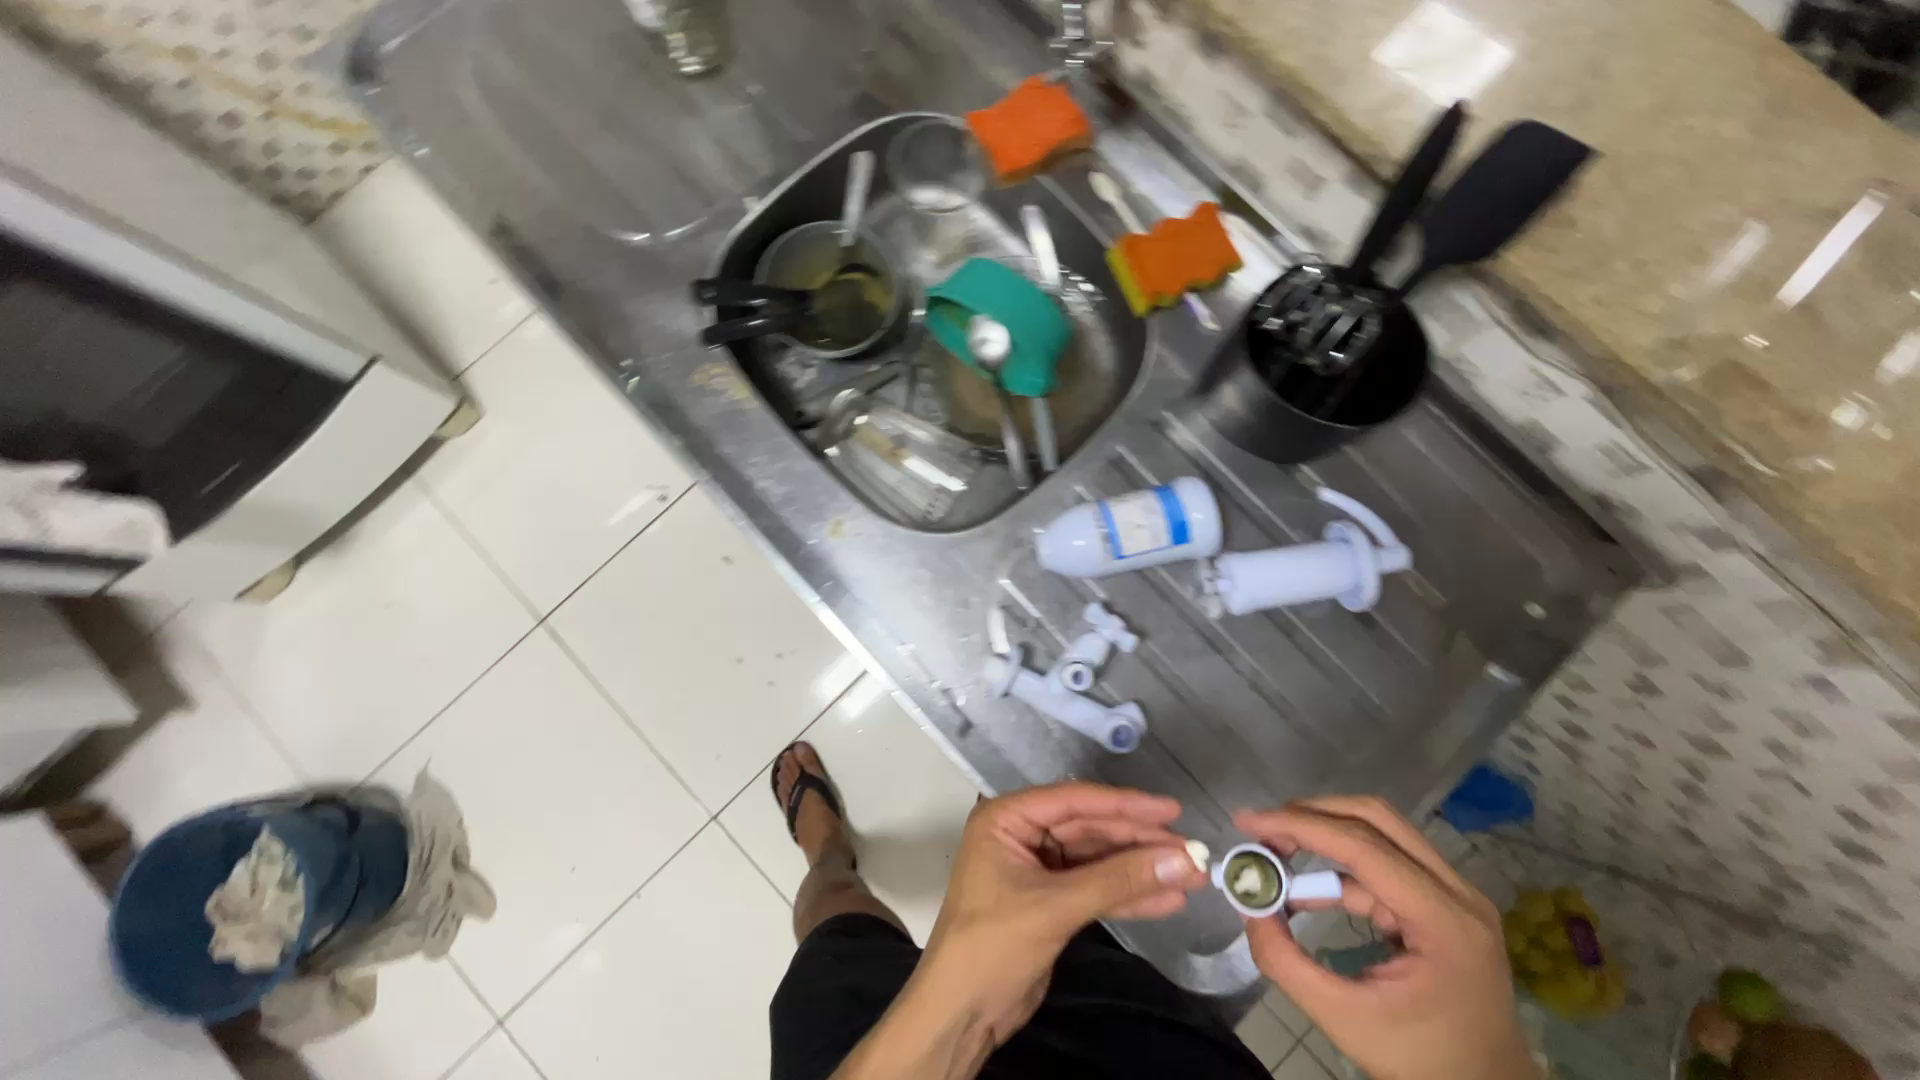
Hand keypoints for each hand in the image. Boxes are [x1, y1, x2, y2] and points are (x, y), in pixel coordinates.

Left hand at [914, 783, 1207, 1044]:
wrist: (962, 1012)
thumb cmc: (992, 945)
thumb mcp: (1055, 907)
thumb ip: (1118, 881)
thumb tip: (1182, 860)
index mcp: (1007, 818)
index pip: (1075, 801)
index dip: (1126, 805)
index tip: (1173, 809)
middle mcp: (1020, 835)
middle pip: (1091, 829)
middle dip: (1140, 843)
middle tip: (1192, 852)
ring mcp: (1036, 868)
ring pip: (1098, 860)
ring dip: (1141, 870)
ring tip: (1192, 877)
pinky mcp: (1050, 900)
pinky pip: (1095, 888)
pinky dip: (1128, 895)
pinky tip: (1167, 900)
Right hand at [1236, 797, 1534, 1079]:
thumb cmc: (1422, 1063)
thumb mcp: (1343, 1018)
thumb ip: (1286, 961)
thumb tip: (1248, 908)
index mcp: (1444, 921)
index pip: (1363, 846)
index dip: (1300, 826)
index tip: (1248, 823)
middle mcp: (1457, 894)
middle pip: (1377, 820)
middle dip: (1313, 815)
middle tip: (1263, 830)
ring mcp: (1455, 897)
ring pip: (1382, 835)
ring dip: (1325, 836)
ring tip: (1276, 854)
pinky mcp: (1444, 906)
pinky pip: (1386, 866)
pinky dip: (1341, 868)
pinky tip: (1307, 892)